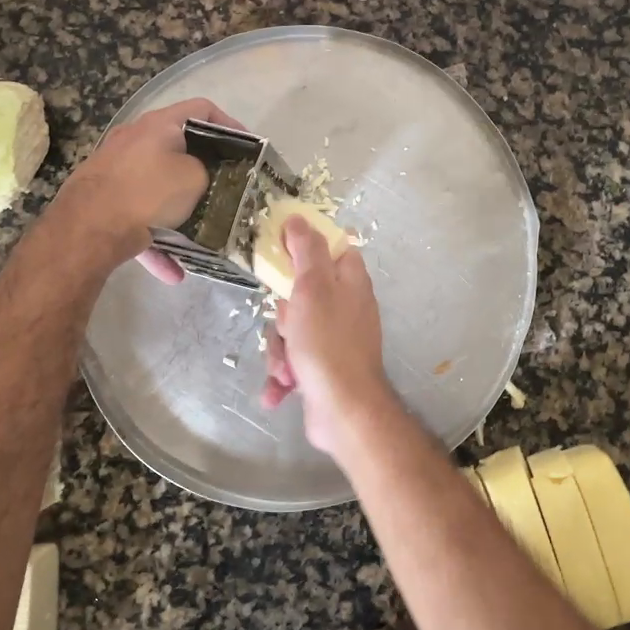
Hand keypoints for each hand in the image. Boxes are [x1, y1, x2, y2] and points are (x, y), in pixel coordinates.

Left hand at [51, 97, 240, 281]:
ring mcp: (114, 168)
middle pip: (178, 147)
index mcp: (158, 124)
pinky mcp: (101, 198)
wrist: (84, 230)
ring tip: (198, 237)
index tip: (246, 148)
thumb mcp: (195, 178)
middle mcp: (133, 139)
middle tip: (225, 186)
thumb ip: (206, 171)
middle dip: (203, 171)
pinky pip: (138, 215)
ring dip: (179, 211)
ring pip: (158, 187)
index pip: (202, 109)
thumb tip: (198, 176)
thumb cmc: (147, 193)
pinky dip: (156, 238)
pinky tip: (171, 270)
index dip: (229, 124)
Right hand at [261, 216, 394, 454]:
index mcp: (350, 281)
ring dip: (280, 351)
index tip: (280, 255)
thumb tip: (298, 218)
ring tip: (286, 370)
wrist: (345, 411)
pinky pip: (294, 361)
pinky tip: (279, 390)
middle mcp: (347, 306)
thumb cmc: (328, 342)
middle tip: (288, 327)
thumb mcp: (313, 287)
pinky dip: (284, 376)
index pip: (329, 249)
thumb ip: (306, 250)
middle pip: (301, 294)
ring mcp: (336, 339)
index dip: (303, 248)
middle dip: (283, 316)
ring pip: (292, 331)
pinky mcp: (324, 369)